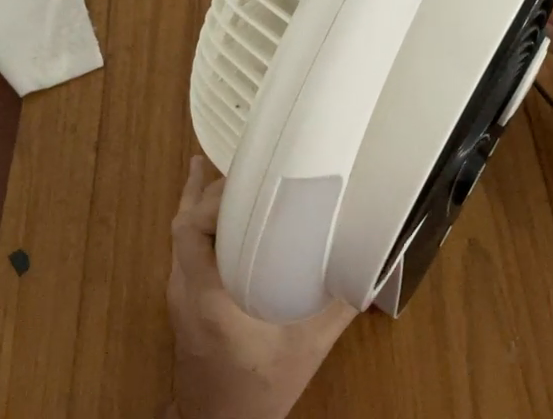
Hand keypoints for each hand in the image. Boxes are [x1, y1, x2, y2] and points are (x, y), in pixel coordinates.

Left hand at [166, 157, 357, 418]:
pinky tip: (206, 197)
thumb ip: (340, 305)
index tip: (250, 177)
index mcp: (207, 296)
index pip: (192, 229)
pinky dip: (197, 217)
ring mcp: (177, 293)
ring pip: (180, 231)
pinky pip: (184, 245)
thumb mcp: (308, 347)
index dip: (215, 196)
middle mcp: (184, 288)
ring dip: (202, 198)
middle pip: (184, 222)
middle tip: (253, 167)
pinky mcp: (181, 298)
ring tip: (226, 165)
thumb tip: (375, 265)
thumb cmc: (260, 387)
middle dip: (215, 190)